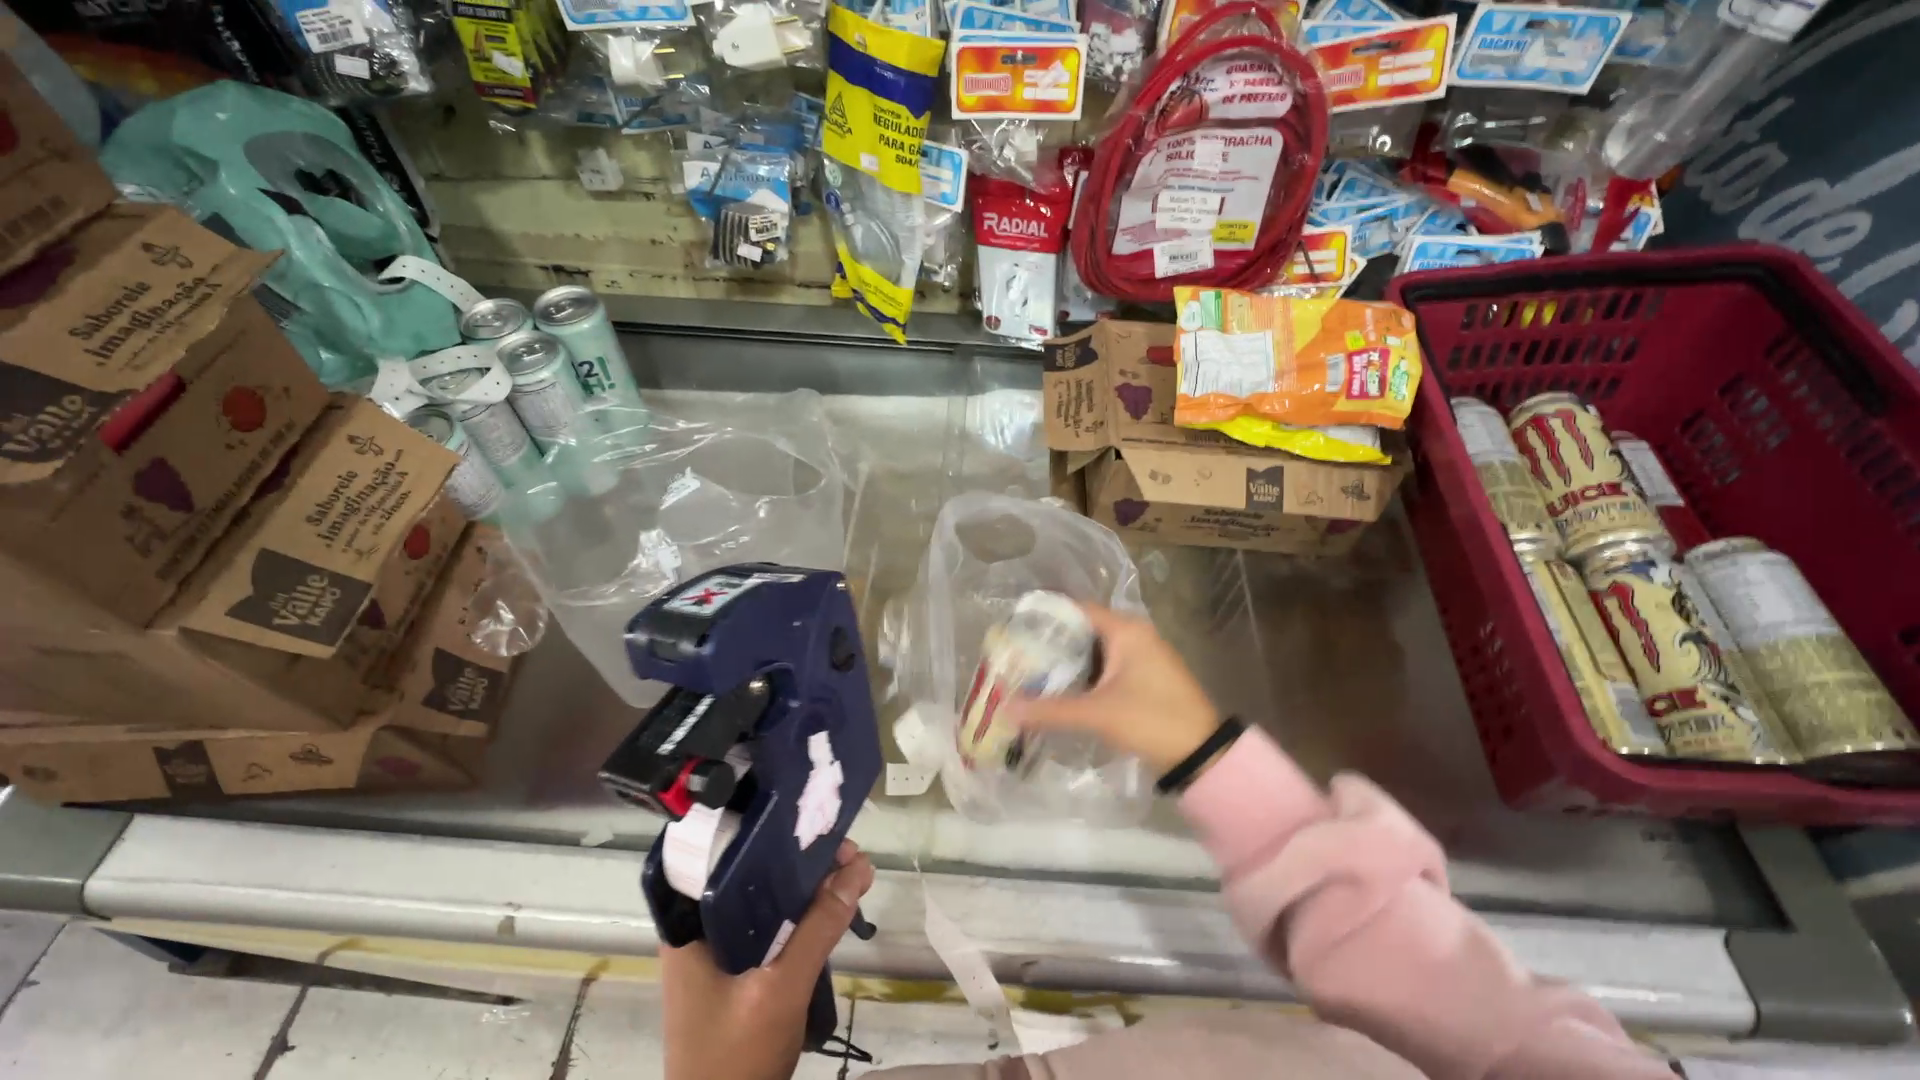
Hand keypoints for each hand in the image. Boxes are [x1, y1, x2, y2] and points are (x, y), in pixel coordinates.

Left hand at [662, 839, 874, 1079]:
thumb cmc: (736, 1059)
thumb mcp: (782, 989)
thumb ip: (818, 927)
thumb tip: (859, 867)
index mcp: (688, 926)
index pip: (721, 855)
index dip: (769, 834)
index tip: (814, 825)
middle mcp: (696, 933)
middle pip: (749, 877)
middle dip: (798, 861)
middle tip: (846, 852)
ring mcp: (714, 958)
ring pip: (763, 904)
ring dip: (804, 889)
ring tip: (848, 874)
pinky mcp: (733, 978)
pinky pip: (768, 931)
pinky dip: (799, 918)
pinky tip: (830, 912)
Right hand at [1006, 603, 1219, 772]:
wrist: (1203, 754)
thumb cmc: (1152, 720)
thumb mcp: (1097, 714)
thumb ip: (1050, 710)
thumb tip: (1006, 708)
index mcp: (1127, 630)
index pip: (1077, 610)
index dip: (1045, 618)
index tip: (1015, 629)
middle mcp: (1135, 636)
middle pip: (1084, 631)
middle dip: (1052, 644)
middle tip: (1017, 656)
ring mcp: (1143, 658)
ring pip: (1095, 653)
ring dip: (1067, 663)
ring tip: (1030, 674)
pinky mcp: (1146, 680)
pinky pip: (1106, 669)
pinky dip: (1084, 677)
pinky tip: (1061, 692)